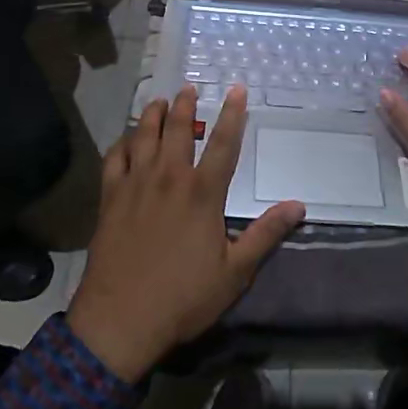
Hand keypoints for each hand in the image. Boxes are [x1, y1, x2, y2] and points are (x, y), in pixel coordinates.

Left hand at [67, 86, 305, 381]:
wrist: (121, 320)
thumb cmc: (184, 297)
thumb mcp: (235, 272)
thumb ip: (265, 234)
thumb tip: (298, 205)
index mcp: (202, 194)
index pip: (222, 143)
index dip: (232, 114)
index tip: (235, 89)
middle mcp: (168, 179)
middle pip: (176, 129)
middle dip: (184, 105)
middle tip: (188, 88)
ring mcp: (135, 186)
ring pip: (142, 136)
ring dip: (152, 114)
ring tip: (158, 101)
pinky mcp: (110, 199)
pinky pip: (113, 159)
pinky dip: (122, 143)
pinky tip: (127, 140)